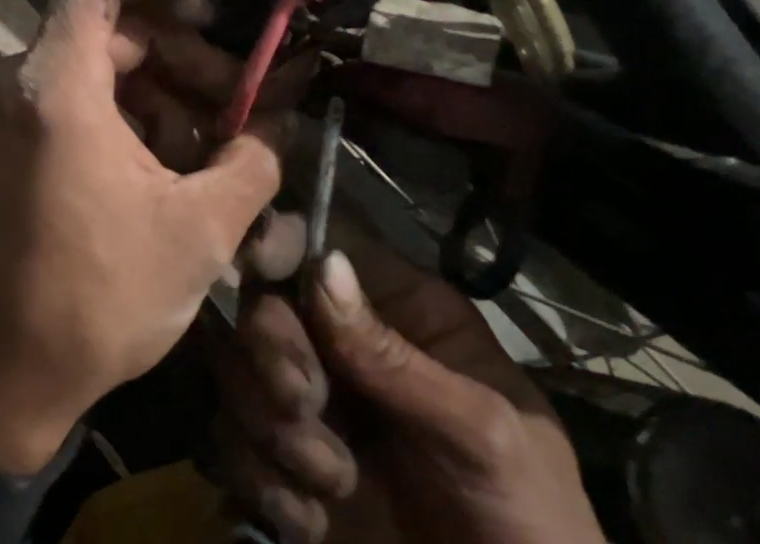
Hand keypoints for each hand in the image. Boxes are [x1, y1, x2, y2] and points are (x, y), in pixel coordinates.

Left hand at [0, 0, 293, 474]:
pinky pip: (92, 103)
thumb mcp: (201, 226)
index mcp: (59, 81)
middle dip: (191, 60)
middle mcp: (30, 80)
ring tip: (228, 154)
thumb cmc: (103, 294)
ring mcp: (24, 113)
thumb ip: (254, 158)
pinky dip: (140, 121)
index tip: (210, 20)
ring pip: (112, 67)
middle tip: (247, 114)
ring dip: (173, 97)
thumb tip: (277, 124)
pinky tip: (187, 170)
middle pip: (120, 25)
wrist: (17, 365)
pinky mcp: (29, 143)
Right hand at [213, 217, 607, 543]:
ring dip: (272, 432)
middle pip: (263, 304)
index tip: (256, 270)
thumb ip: (393, 356)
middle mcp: (344, 344)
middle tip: (302, 406)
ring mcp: (308, 403)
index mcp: (401, 312)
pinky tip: (311, 520)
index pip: (324, 245)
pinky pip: (230, 444)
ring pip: (236, 374)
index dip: (279, 244)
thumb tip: (323, 263)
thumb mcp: (479, 434)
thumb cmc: (529, 518)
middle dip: (272, 356)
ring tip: (336, 484)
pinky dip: (263, 484)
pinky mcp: (281, 461)